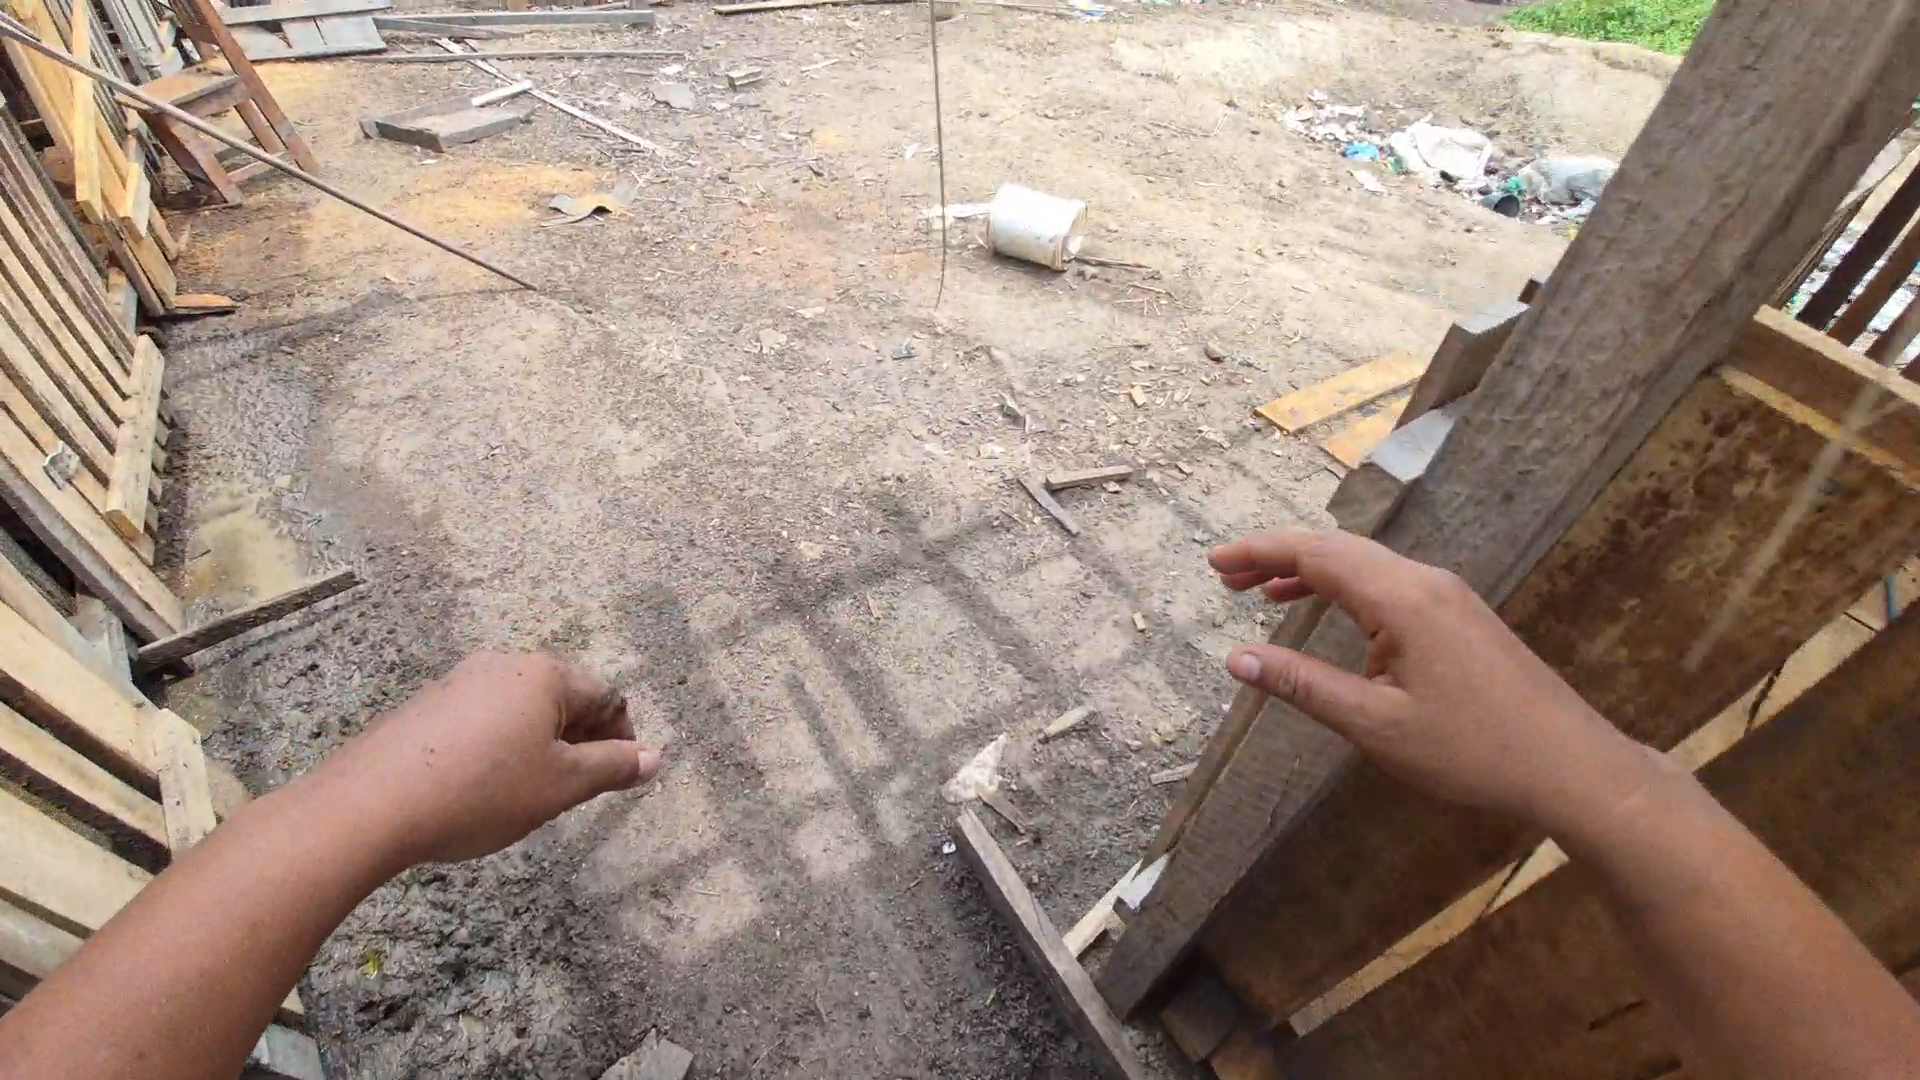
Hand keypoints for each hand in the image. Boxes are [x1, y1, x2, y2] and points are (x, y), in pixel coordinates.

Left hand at [311, 653, 661, 865]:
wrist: (363, 811)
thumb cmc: (481, 791)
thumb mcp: (561, 786)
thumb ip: (613, 767)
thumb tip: (655, 758)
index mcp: (545, 675)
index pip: (606, 697)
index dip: (622, 736)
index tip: (620, 774)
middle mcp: (504, 665)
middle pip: (564, 698)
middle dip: (580, 739)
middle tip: (577, 786)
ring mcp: (458, 682)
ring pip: (522, 709)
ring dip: (540, 743)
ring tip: (530, 789)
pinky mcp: (423, 706)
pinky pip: (482, 718)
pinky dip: (499, 744)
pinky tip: (482, 784)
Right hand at [1208, 530, 1659, 834]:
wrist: (1576, 769)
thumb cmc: (1472, 750)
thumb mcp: (1375, 723)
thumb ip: (1301, 684)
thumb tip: (1235, 658)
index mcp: (1402, 599)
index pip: (1316, 554)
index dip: (1259, 552)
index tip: (1214, 562)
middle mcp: (1422, 581)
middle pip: (1334, 548)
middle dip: (1274, 556)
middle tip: (1224, 575)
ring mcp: (1443, 593)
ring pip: (1358, 562)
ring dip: (1304, 570)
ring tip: (1255, 590)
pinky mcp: (1453, 612)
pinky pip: (1380, 581)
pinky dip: (1337, 586)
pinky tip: (1315, 608)